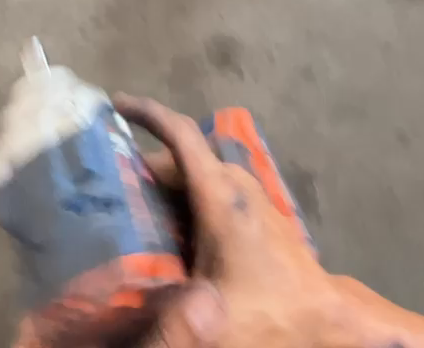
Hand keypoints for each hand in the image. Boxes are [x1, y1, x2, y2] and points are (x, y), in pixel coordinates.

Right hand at [116, 95, 355, 347]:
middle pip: (180, 157)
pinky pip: (208, 188)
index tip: (116, 105)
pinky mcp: (253, 209)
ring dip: (162, 184)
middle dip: (143, 166)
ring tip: (125, 210)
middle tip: (103, 190)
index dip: (147, 113)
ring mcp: (247, 193)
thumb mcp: (207, 312)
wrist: (320, 318)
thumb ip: (167, 302)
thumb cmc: (265, 310)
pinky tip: (164, 232)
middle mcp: (233, 181)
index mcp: (219, 192)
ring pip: (195, 173)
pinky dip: (181, 197)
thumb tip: (123, 284)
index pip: (180, 134)